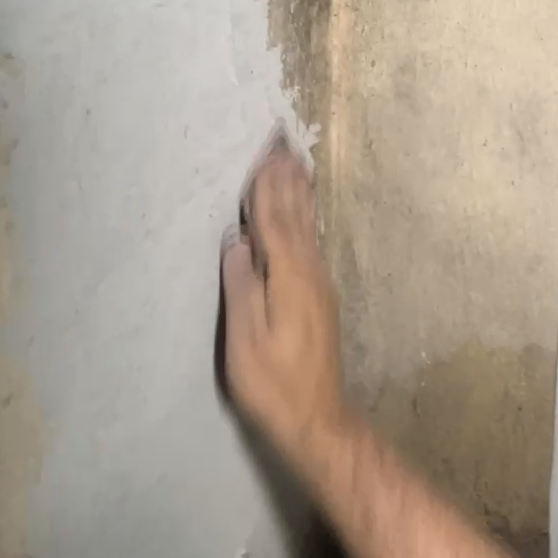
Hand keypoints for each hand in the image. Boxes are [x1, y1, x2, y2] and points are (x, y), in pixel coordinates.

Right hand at [221, 141, 349, 463]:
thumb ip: (242, 287)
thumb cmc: (274, 382)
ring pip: (307, 226)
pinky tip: (305, 213)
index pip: (274, 221)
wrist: (318, 414)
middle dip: (287, 179)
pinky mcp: (321, 293)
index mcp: (289, 276)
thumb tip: (236, 242)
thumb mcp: (245, 340)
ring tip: (298, 163)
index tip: (266, 154)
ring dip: (300, 193)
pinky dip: (305, 218)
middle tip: (284, 143)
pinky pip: (311, 241)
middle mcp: (310, 270)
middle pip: (296, 216)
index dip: (268, 188)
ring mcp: (320, 281)